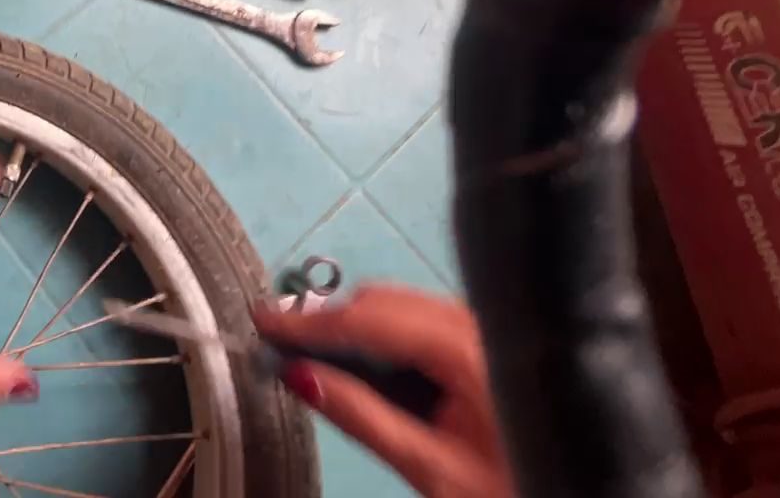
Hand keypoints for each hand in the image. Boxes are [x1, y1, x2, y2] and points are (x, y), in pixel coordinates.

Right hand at [254, 283, 511, 497]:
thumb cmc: (519, 493)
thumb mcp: (434, 471)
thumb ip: (361, 417)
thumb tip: (293, 372)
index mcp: (468, 349)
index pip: (367, 318)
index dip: (309, 321)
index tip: (260, 319)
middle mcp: (477, 323)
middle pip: (381, 302)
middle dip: (329, 320)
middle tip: (281, 340)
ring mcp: (485, 328)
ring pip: (397, 306)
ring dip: (354, 326)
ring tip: (315, 352)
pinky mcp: (487, 341)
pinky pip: (419, 320)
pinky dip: (383, 334)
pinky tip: (366, 361)